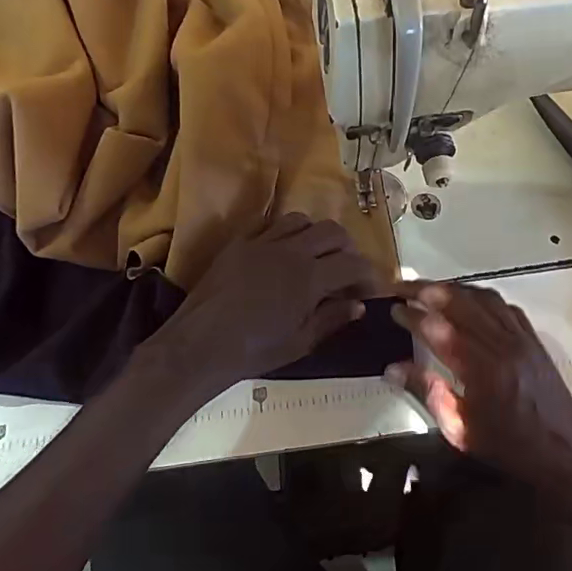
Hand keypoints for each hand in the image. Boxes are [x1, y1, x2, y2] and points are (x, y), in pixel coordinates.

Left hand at [147, 213, 378, 388]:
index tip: (369, 289)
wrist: (201, 343)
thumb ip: (332, 318)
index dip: (368, 274)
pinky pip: (267, 222)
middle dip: (347, 249)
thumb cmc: (255, 350)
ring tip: (314, 256)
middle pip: (332, 232)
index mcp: (311, 277)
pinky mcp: (239, 242)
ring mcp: (262, 242)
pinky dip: (282, 230)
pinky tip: (281, 248)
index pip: (353, 263)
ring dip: (315, 234)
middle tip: (345, 271)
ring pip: (301, 220)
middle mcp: (291, 251)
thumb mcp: (300, 342)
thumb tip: (358, 305)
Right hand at [388, 281, 571, 491]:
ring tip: (429, 289)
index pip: (439, 330)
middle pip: (460, 302)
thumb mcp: (459, 429)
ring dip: (452, 288)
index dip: (412, 315)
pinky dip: (480, 297)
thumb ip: (427, 393)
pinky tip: (467, 301)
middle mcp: (502, 346)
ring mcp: (521, 338)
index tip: (393, 308)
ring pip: (482, 297)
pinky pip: (504, 306)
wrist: (562, 453)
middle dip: (427, 290)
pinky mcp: (533, 339)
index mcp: (481, 371)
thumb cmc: (507, 447)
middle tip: (402, 286)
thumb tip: (393, 369)